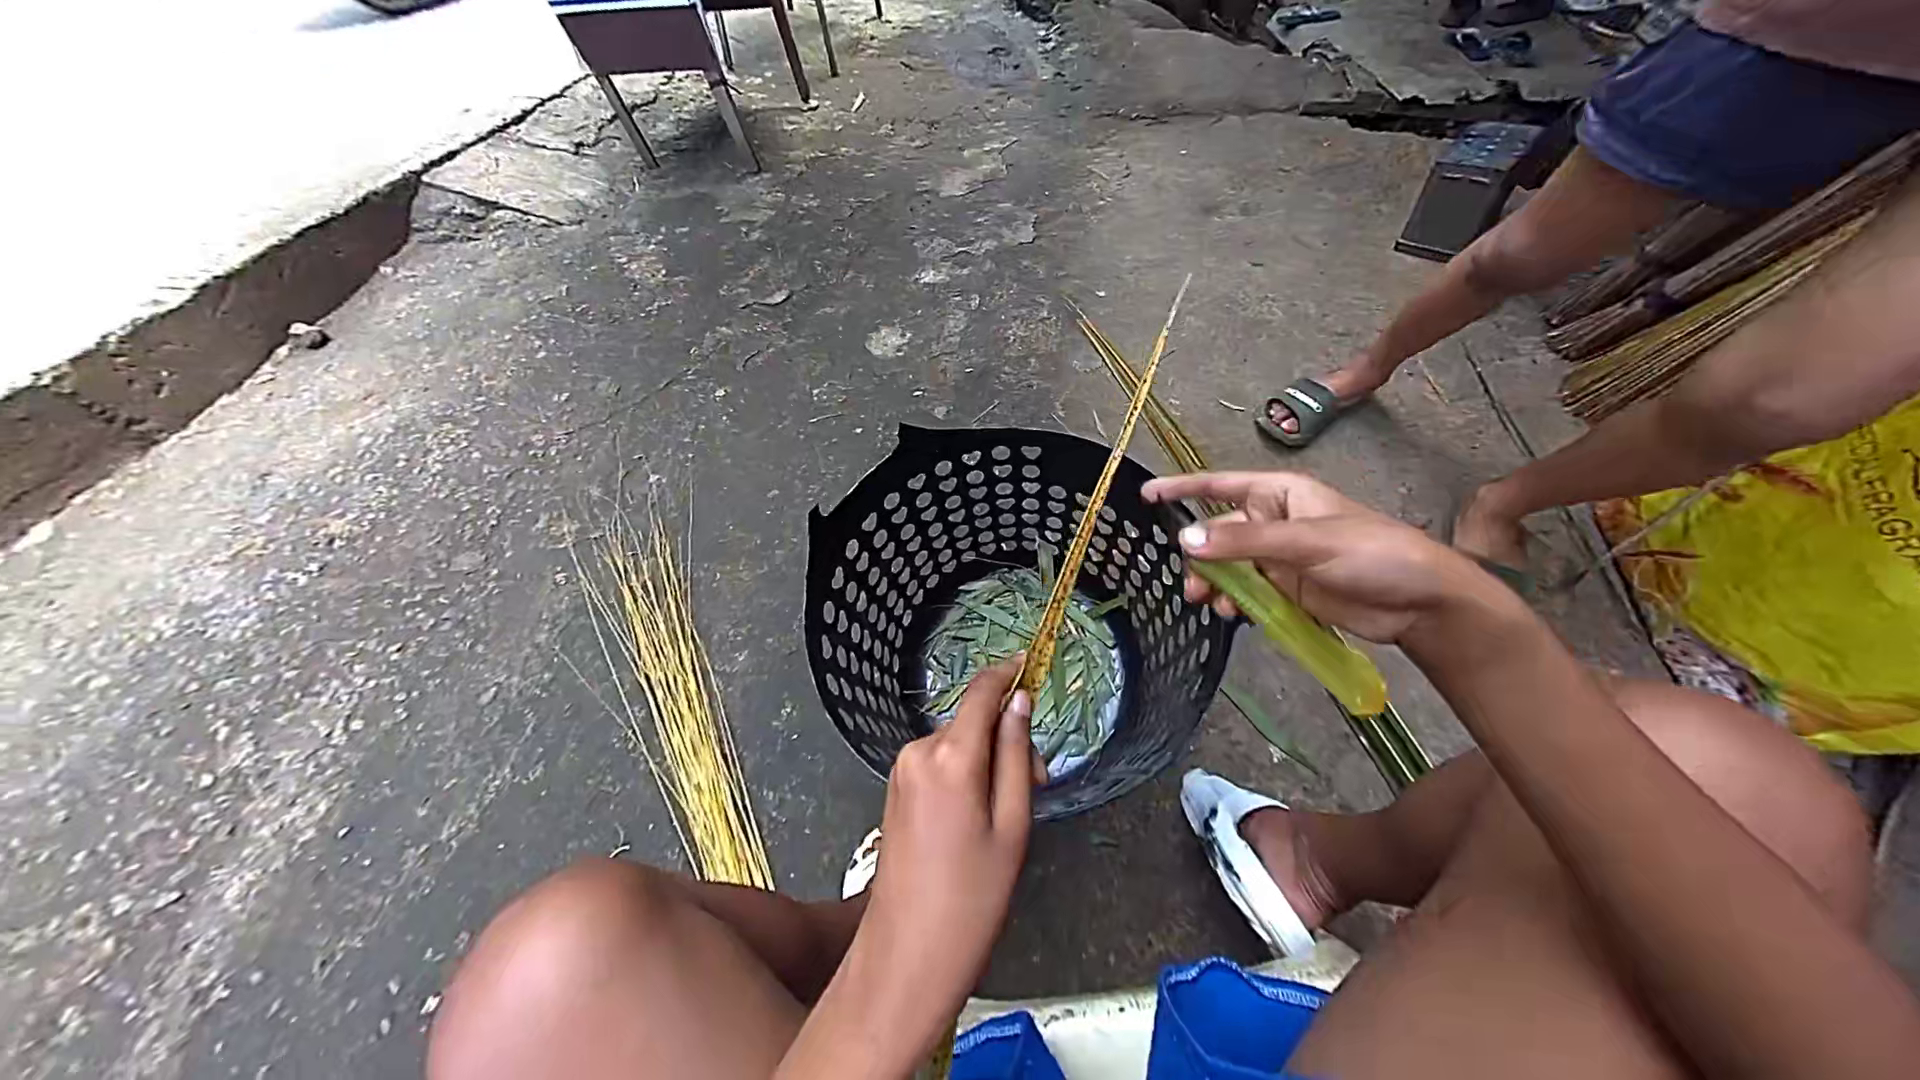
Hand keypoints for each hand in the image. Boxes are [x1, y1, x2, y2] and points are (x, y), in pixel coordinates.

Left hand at [863, 658, 1034, 1003]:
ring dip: (987, 761)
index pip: (981, 693)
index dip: (1006, 673)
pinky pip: (939, 763)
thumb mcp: (1012, 825)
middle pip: (973, 723)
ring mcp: (901, 770)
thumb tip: (1019, 702)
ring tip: (1004, 814)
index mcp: (950, 757)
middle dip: (1006, 740)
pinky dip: (964, 774)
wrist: (906, 953)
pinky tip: (976, 815)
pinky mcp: (895, 787)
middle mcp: (918, 752)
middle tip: (1035, 786)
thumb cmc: (972, 897)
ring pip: (958, 744)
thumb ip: (1016, 754)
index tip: (1028, 662)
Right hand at [1142, 470, 1512, 643]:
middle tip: (1192, 585)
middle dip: (1200, 557)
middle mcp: (1273, 522)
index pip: (1220, 486)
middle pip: (1218, 533)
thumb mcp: (1306, 542)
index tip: (1147, 495)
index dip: (1183, 488)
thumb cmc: (1373, 554)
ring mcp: (1277, 557)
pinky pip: (1244, 590)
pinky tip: (1234, 614)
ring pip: (1227, 566)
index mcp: (1279, 495)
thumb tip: (1186, 540)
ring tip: (1213, 605)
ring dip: (1214, 583)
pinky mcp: (1284, 588)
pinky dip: (1233, 601)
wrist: (1420, 603)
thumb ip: (1244, 542)